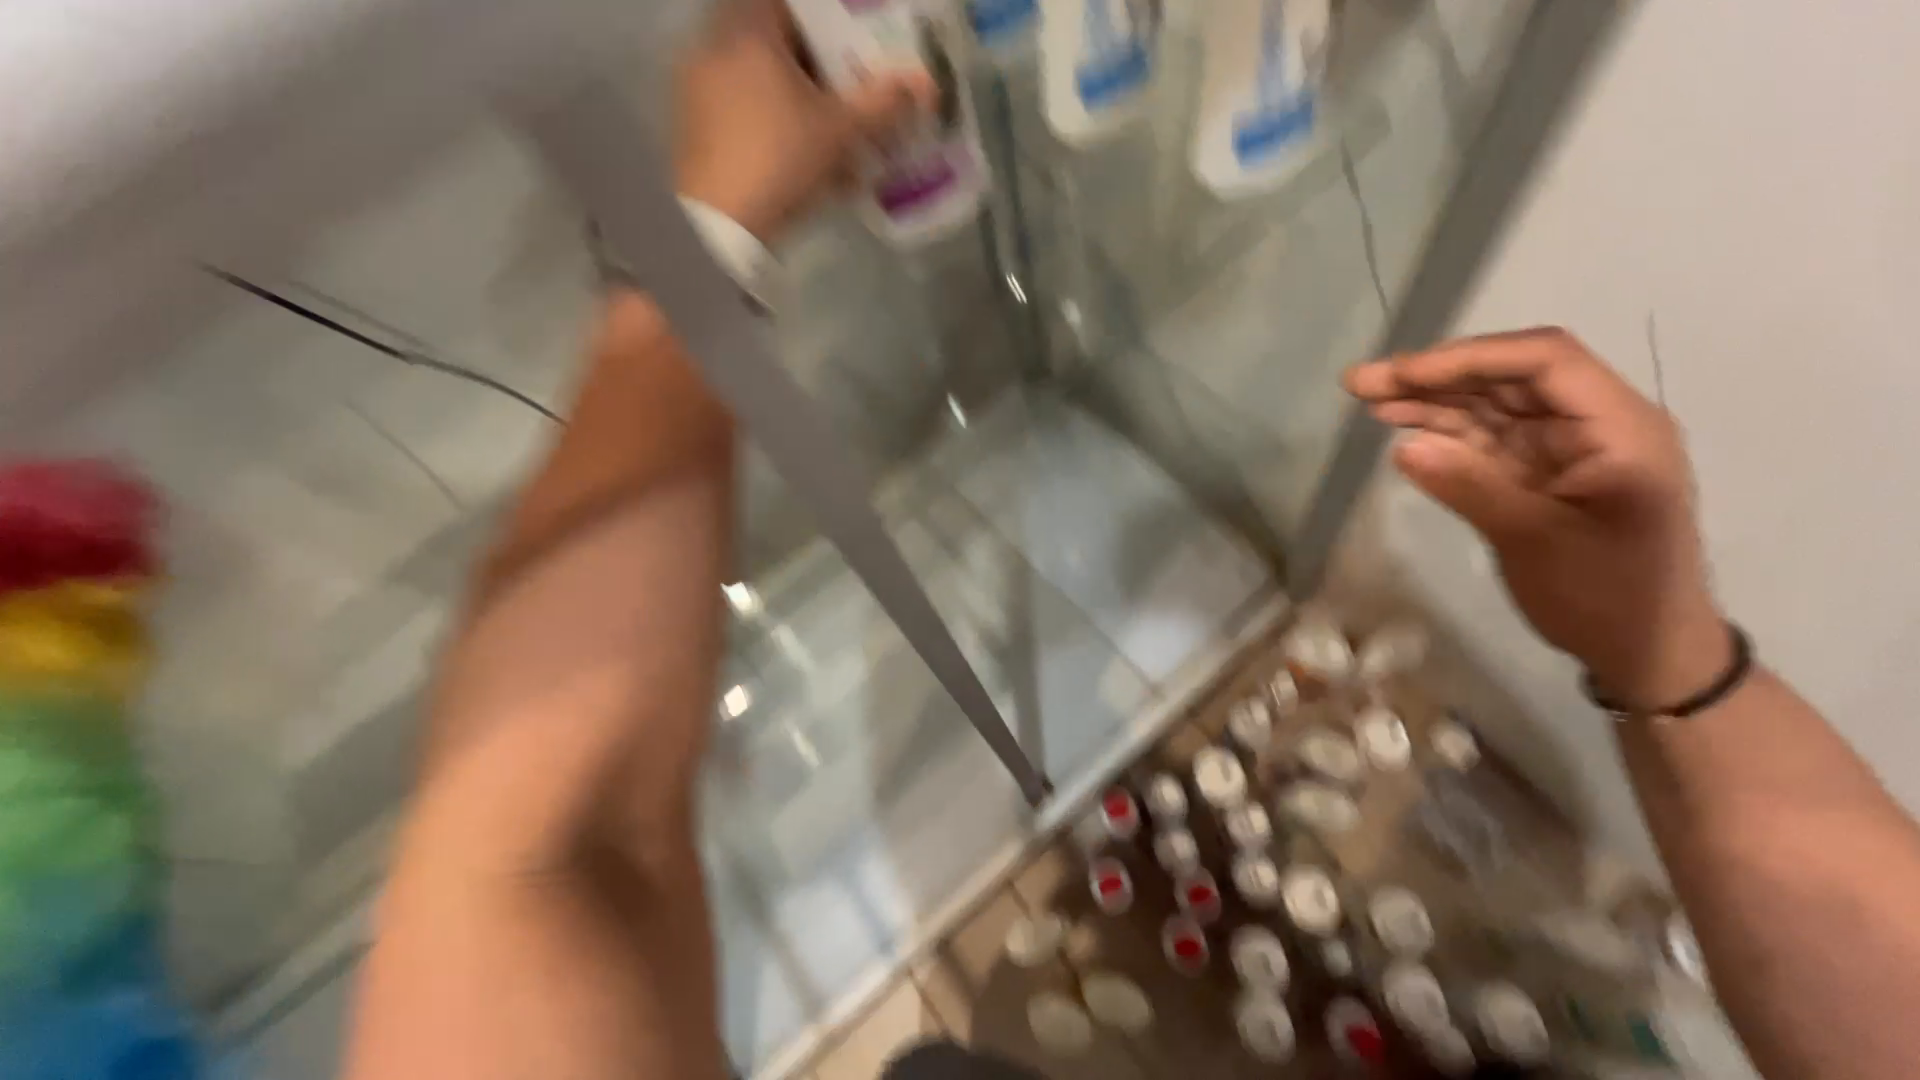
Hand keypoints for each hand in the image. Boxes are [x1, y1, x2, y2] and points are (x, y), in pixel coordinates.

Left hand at [675, 0, 934, 242]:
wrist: (719, 226)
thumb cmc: (781, 159)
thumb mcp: (840, 131)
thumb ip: (882, 104)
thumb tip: (926, 83)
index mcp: (747, 31)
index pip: (788, 5)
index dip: (824, 21)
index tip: (850, 46)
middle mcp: (714, 49)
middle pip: (774, 44)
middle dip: (815, 68)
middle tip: (849, 91)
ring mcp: (697, 91)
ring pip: (759, 84)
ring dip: (797, 104)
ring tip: (834, 136)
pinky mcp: (693, 132)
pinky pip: (741, 116)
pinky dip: (773, 131)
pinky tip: (805, 165)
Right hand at [1345, 328, 1728, 707]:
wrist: (1646, 652)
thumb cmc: (1607, 597)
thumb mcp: (1536, 543)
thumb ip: (1472, 488)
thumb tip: (1402, 446)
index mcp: (1617, 427)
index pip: (1544, 361)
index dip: (1469, 358)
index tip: (1402, 374)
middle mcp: (1592, 425)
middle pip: (1510, 377)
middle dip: (1437, 375)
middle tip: (1363, 383)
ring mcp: (1564, 449)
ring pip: (1492, 405)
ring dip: (1432, 400)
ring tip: (1369, 400)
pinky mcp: (1539, 474)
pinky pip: (1488, 440)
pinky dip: (1445, 432)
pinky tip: (1403, 429)